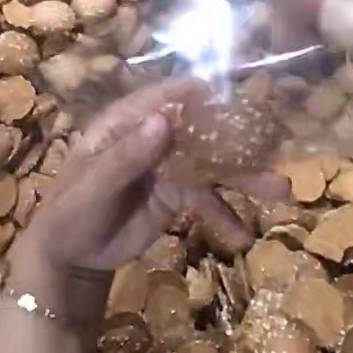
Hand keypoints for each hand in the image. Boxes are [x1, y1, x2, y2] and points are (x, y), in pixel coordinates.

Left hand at [12, 79, 284, 316]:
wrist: (69, 256)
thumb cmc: (72, 211)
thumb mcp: (94, 185)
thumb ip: (128, 156)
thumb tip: (165, 120)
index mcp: (126, 122)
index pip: (166, 98)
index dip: (200, 96)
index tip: (237, 101)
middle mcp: (151, 137)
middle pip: (198, 131)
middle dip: (237, 140)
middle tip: (276, 148)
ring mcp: (166, 166)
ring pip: (210, 165)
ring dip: (244, 176)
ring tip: (282, 190)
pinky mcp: (174, 195)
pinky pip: (206, 199)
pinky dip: (226, 214)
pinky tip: (244, 235)